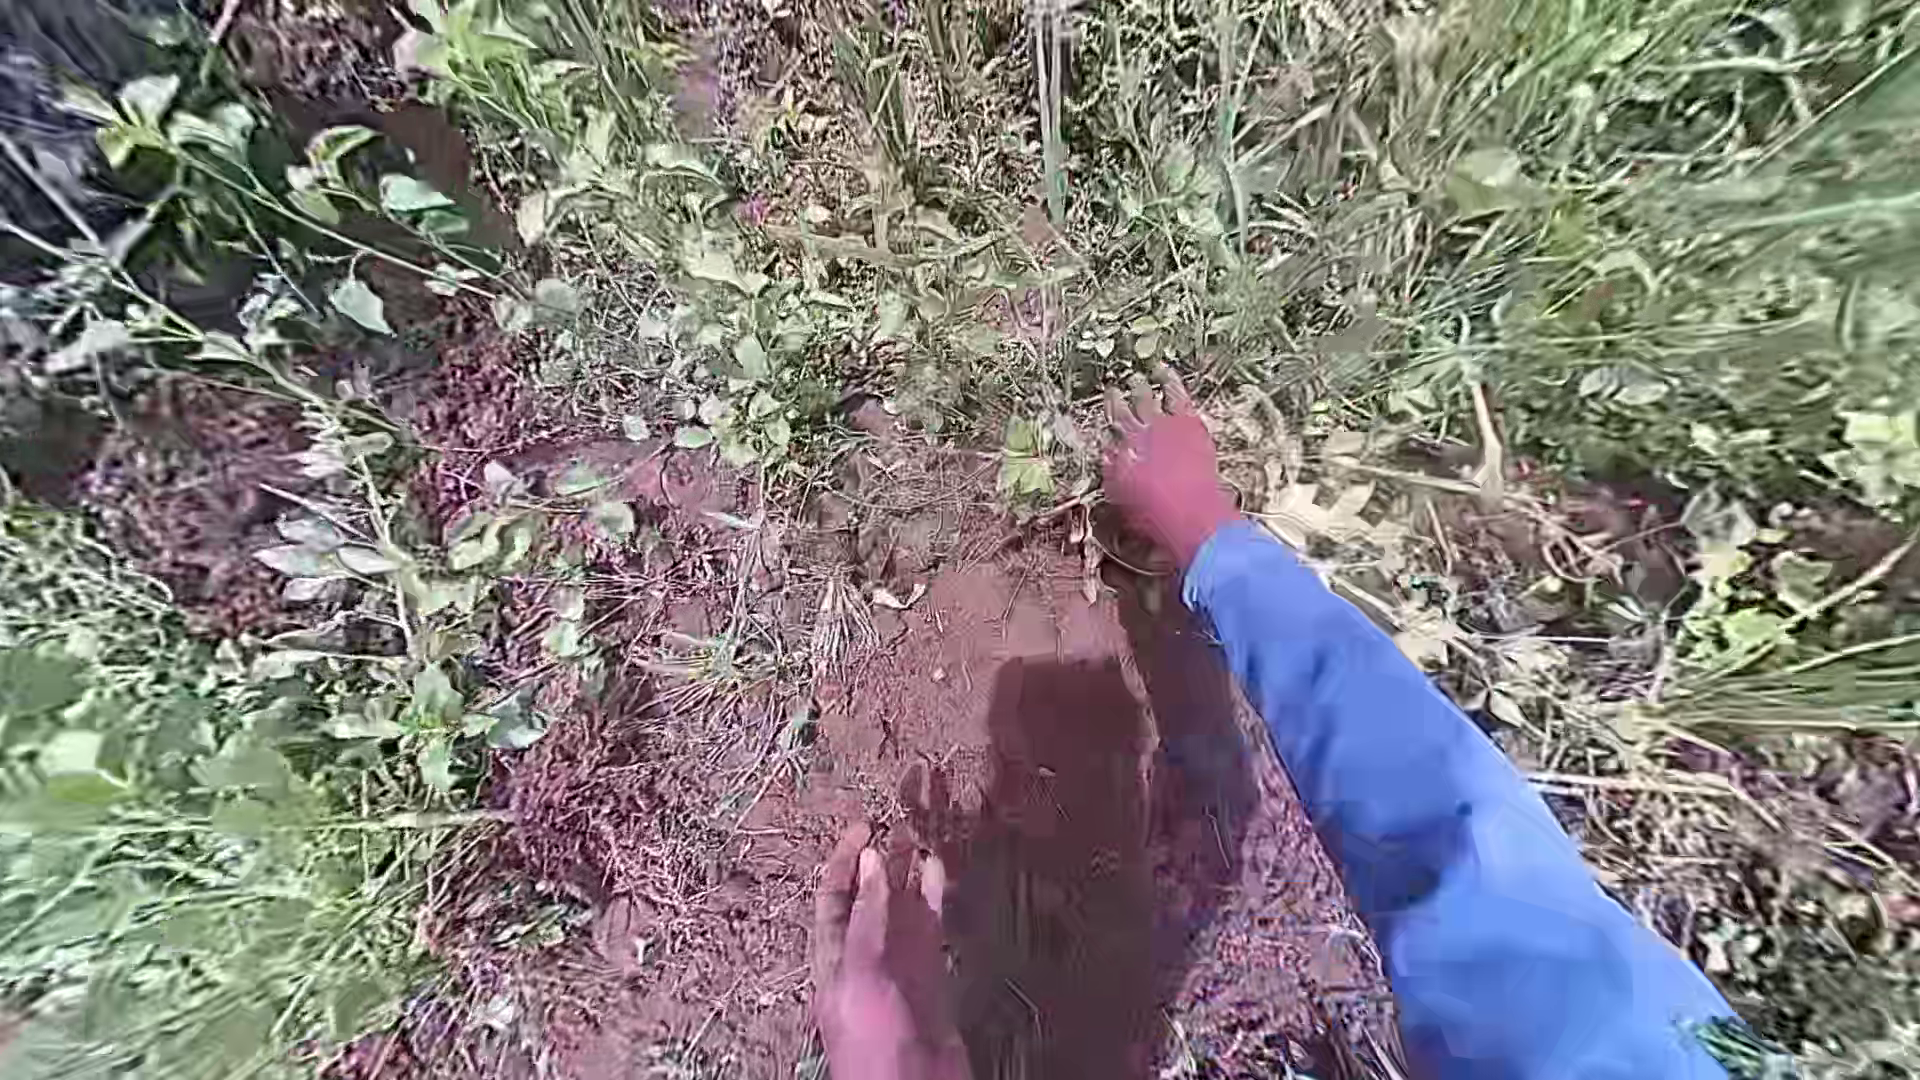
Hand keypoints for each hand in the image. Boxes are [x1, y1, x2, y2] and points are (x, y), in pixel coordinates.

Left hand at [812, 824, 970, 1079]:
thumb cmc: (871, 1046)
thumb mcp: (859, 973)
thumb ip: (867, 915)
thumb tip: (871, 860)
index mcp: (835, 953)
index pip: (834, 893)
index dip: (845, 858)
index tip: (865, 827)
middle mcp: (865, 949)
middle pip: (870, 892)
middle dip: (881, 856)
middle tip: (899, 820)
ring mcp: (898, 957)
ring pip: (902, 900)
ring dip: (909, 868)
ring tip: (920, 833)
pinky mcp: (927, 965)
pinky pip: (928, 918)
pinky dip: (933, 891)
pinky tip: (937, 867)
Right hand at [1103, 368, 1238, 566]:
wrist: (1190, 513)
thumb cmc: (1153, 513)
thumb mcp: (1122, 495)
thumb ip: (1113, 470)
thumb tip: (1106, 453)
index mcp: (1121, 449)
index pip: (1111, 422)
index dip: (1108, 409)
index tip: (1108, 398)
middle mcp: (1139, 433)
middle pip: (1129, 407)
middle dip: (1124, 395)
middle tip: (1122, 384)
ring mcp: (1165, 425)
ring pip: (1151, 396)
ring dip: (1146, 383)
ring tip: (1146, 372)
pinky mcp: (1190, 424)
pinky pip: (1178, 395)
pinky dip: (1171, 381)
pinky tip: (1167, 373)